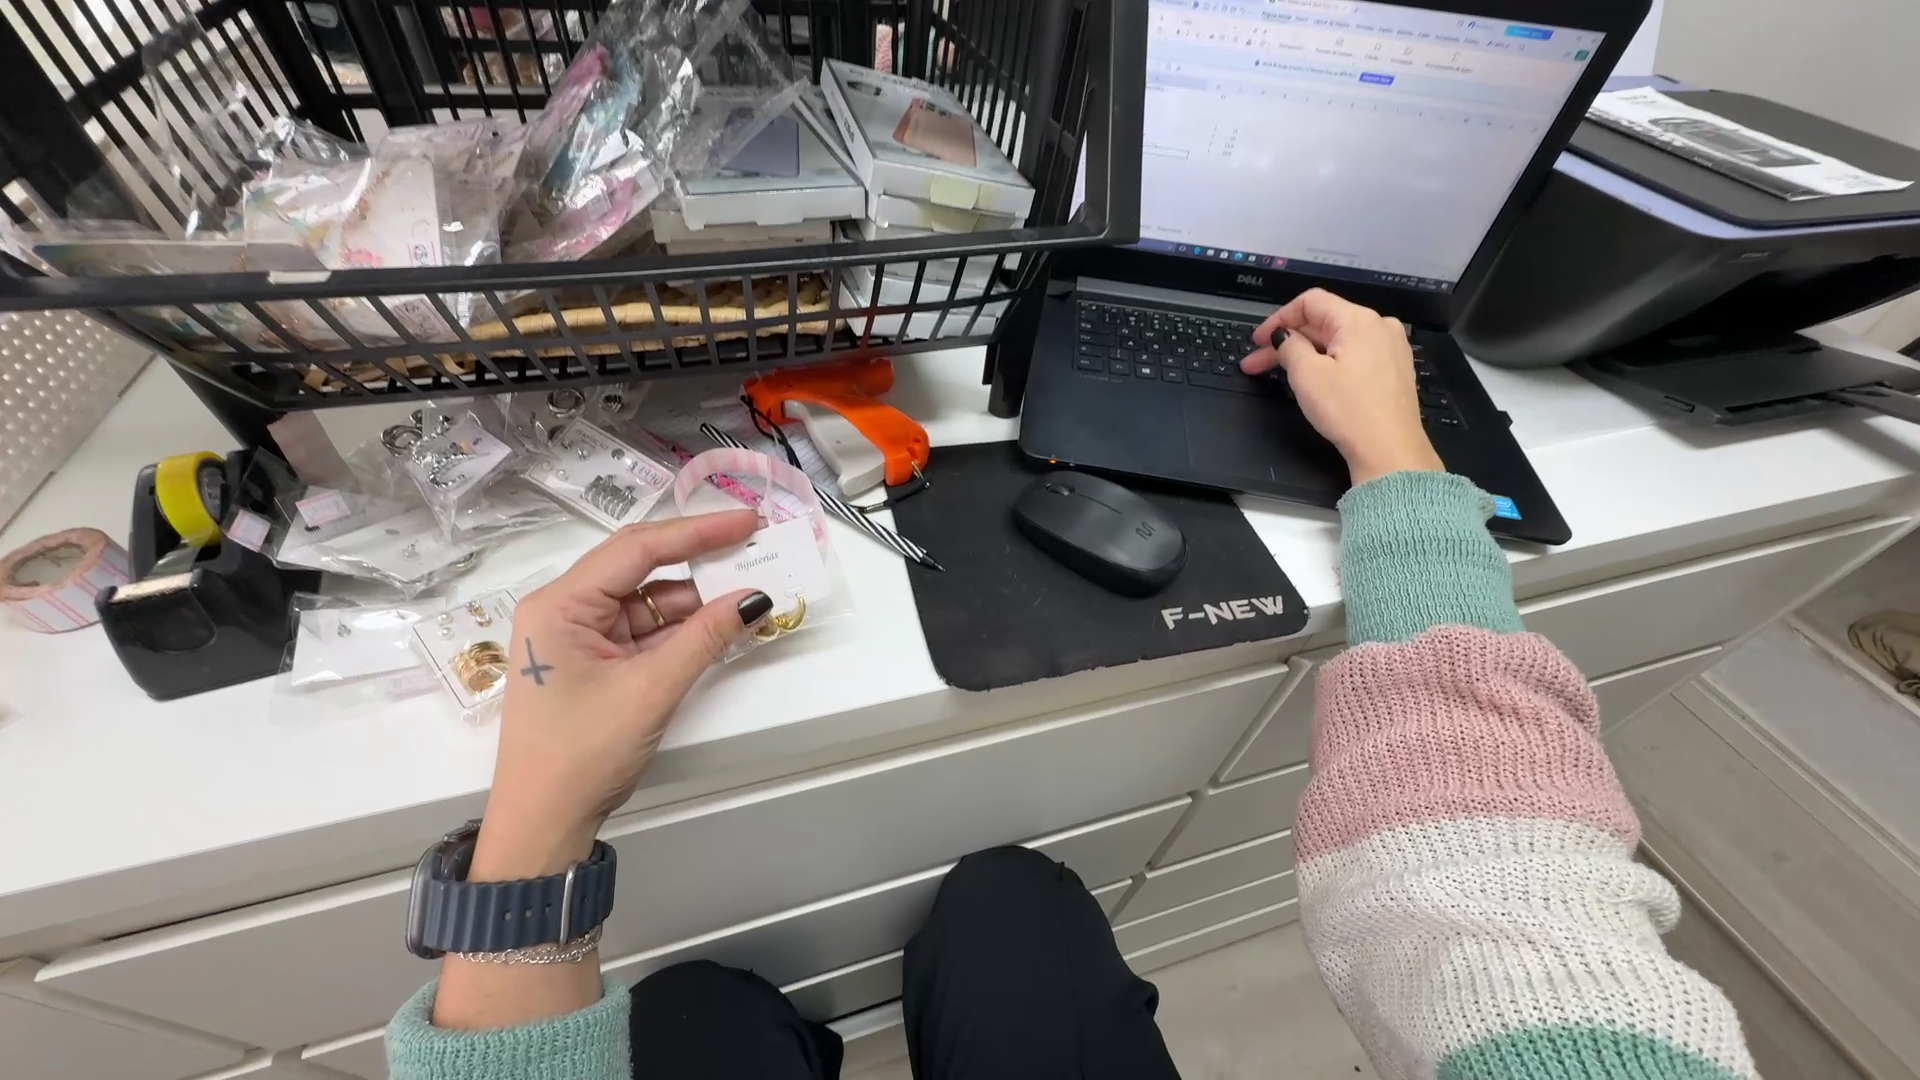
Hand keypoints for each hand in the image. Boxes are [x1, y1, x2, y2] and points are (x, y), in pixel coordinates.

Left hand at [470, 511, 773, 880]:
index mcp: (560, 604)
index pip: (637, 549)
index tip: (747, 522)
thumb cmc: (583, 753)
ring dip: (697, 601)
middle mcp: (566, 609)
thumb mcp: (651, 689)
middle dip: (699, 559)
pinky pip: (649, 630)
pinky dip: (685, 629)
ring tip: (748, 594)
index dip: (697, 531)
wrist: (545, 824)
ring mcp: (582, 635)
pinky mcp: (598, 660)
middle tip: (752, 546)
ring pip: (650, 601)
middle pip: (642, 567)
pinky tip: (722, 625)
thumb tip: (757, 598)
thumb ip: (707, 637)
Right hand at [1240, 288, 1443, 485]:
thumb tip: (1283, 336)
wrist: (1388, 448)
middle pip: (1322, 323)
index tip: (1257, 341)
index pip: (1310, 302)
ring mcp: (1389, 348)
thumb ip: (1289, 347)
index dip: (1277, 318)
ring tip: (1278, 374)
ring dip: (1304, 354)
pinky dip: (1327, 362)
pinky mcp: (1392, 369)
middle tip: (1256, 363)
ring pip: (1336, 341)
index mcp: (1358, 320)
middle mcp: (1379, 326)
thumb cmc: (1350, 411)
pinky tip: (1311, 380)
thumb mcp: (1306, 375)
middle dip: (1286, 342)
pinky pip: (1352, 355)